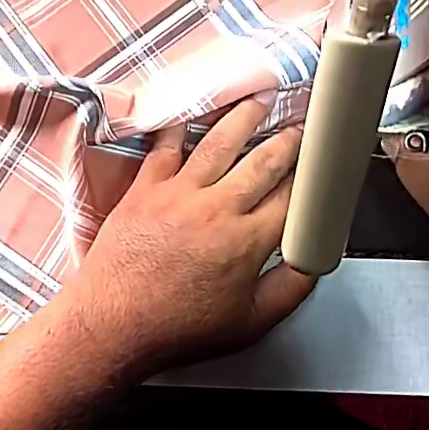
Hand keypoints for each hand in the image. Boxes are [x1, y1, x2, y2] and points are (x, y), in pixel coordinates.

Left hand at [49, 98, 316, 379]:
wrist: (113, 325)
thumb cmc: (176, 327)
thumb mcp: (250, 323)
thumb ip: (291, 289)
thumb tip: (313, 262)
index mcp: (247, 241)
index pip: (290, 196)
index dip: (308, 177)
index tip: (315, 165)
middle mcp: (216, 209)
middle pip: (263, 160)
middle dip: (287, 140)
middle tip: (298, 127)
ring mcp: (179, 194)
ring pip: (220, 142)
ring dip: (245, 117)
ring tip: (259, 102)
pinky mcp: (146, 188)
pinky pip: (167, 146)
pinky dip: (181, 126)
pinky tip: (193, 113)